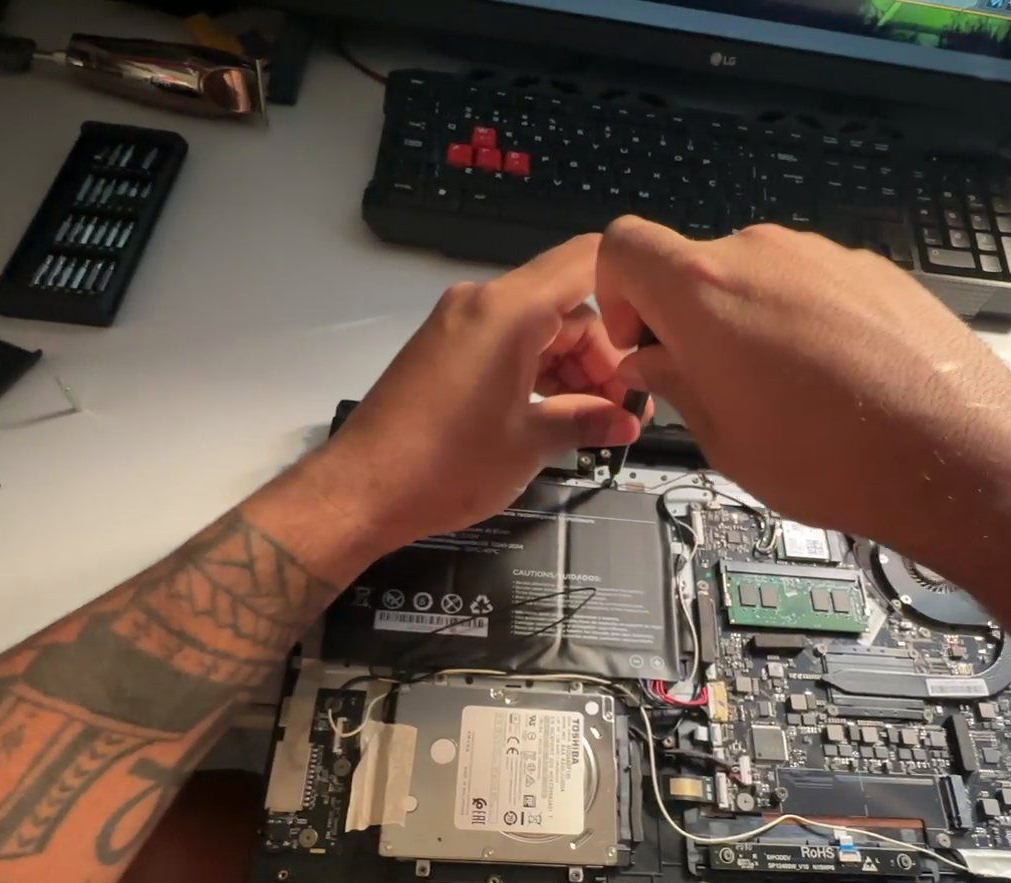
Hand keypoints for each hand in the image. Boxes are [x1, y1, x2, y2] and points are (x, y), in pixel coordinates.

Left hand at [300, 234, 641, 553]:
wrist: (363, 492)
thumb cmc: (442, 467)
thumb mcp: (530, 443)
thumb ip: (585, 421)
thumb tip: (624, 422)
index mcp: (507, 312)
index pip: (586, 262)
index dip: (628, 293)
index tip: (647, 345)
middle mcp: (480, 305)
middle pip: (564, 307)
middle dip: (600, 358)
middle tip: (622, 412)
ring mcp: (458, 327)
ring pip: (535, 330)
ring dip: (569, 370)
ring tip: (589, 423)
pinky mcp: (444, 352)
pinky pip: (505, 347)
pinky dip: (535, 374)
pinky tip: (551, 416)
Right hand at [595, 217, 1010, 552]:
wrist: (954, 452)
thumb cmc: (830, 457)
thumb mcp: (721, 438)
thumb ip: (673, 384)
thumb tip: (650, 361)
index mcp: (703, 292)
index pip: (623, 247)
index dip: (616, 294)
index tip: (639, 344)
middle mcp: (759, 254)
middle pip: (689, 267)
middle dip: (681, 320)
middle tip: (704, 384)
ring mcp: (819, 255)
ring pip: (748, 278)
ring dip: (739, 323)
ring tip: (773, 392)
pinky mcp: (867, 268)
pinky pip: (803, 284)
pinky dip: (792, 320)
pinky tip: (822, 379)